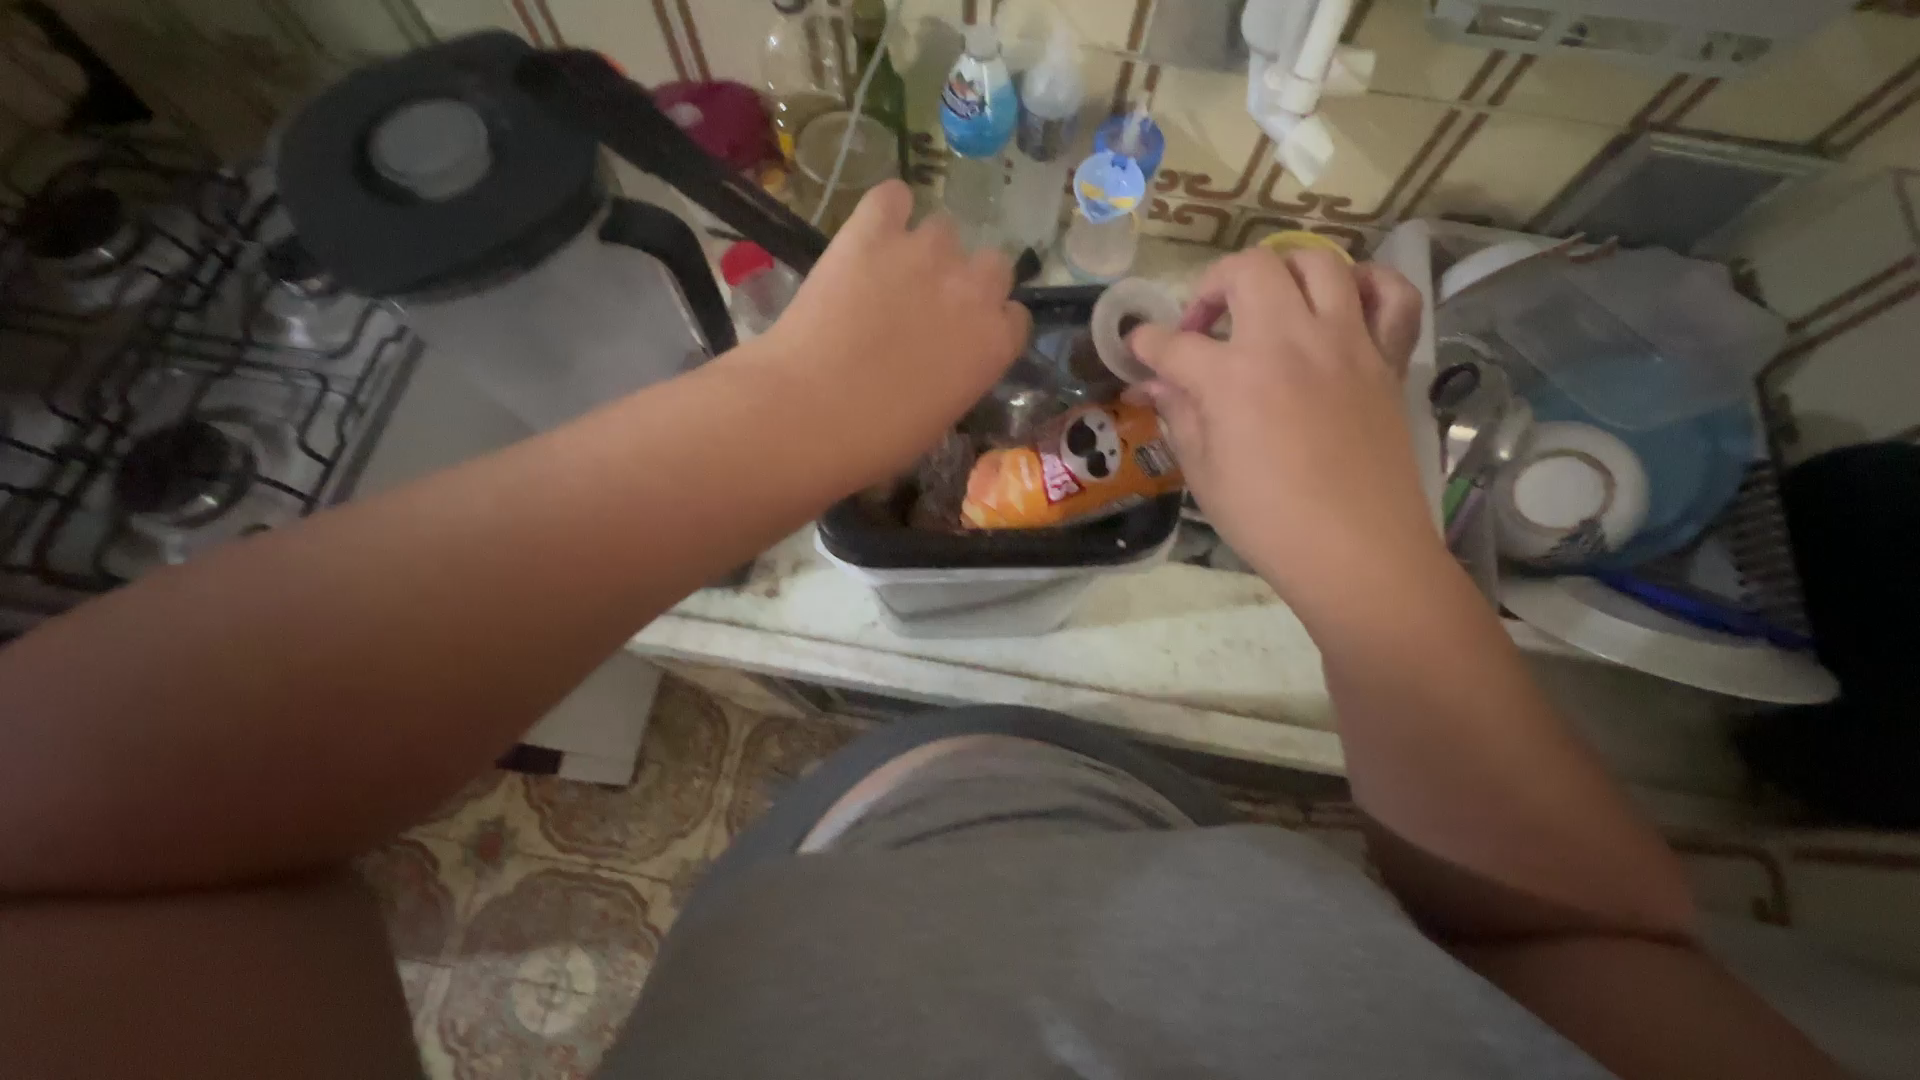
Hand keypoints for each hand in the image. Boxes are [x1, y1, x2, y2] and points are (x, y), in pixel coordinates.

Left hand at [751, 181, 1030, 481]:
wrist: (808, 414)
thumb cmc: (874, 440)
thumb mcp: (938, 418)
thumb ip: (957, 375)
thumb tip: (942, 360)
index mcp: (994, 345)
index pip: (1015, 317)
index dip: (989, 324)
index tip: (964, 336)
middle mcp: (973, 290)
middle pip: (993, 265)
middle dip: (966, 282)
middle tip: (929, 306)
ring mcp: (925, 253)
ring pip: (943, 230)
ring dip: (925, 250)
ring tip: (890, 275)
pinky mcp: (872, 231)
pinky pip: (892, 197)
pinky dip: (886, 210)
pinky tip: (870, 233)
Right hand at [1128, 249, 1436, 614]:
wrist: (1356, 551)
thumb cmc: (1267, 522)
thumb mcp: (1204, 474)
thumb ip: (1179, 416)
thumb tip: (1155, 386)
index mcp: (1233, 377)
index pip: (1173, 344)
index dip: (1145, 345)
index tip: (1137, 350)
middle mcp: (1289, 341)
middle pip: (1248, 270)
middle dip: (1212, 287)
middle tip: (1203, 326)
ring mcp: (1346, 343)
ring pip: (1318, 261)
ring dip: (1281, 271)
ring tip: (1267, 305)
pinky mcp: (1387, 359)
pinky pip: (1391, 296)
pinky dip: (1367, 286)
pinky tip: (1342, 305)